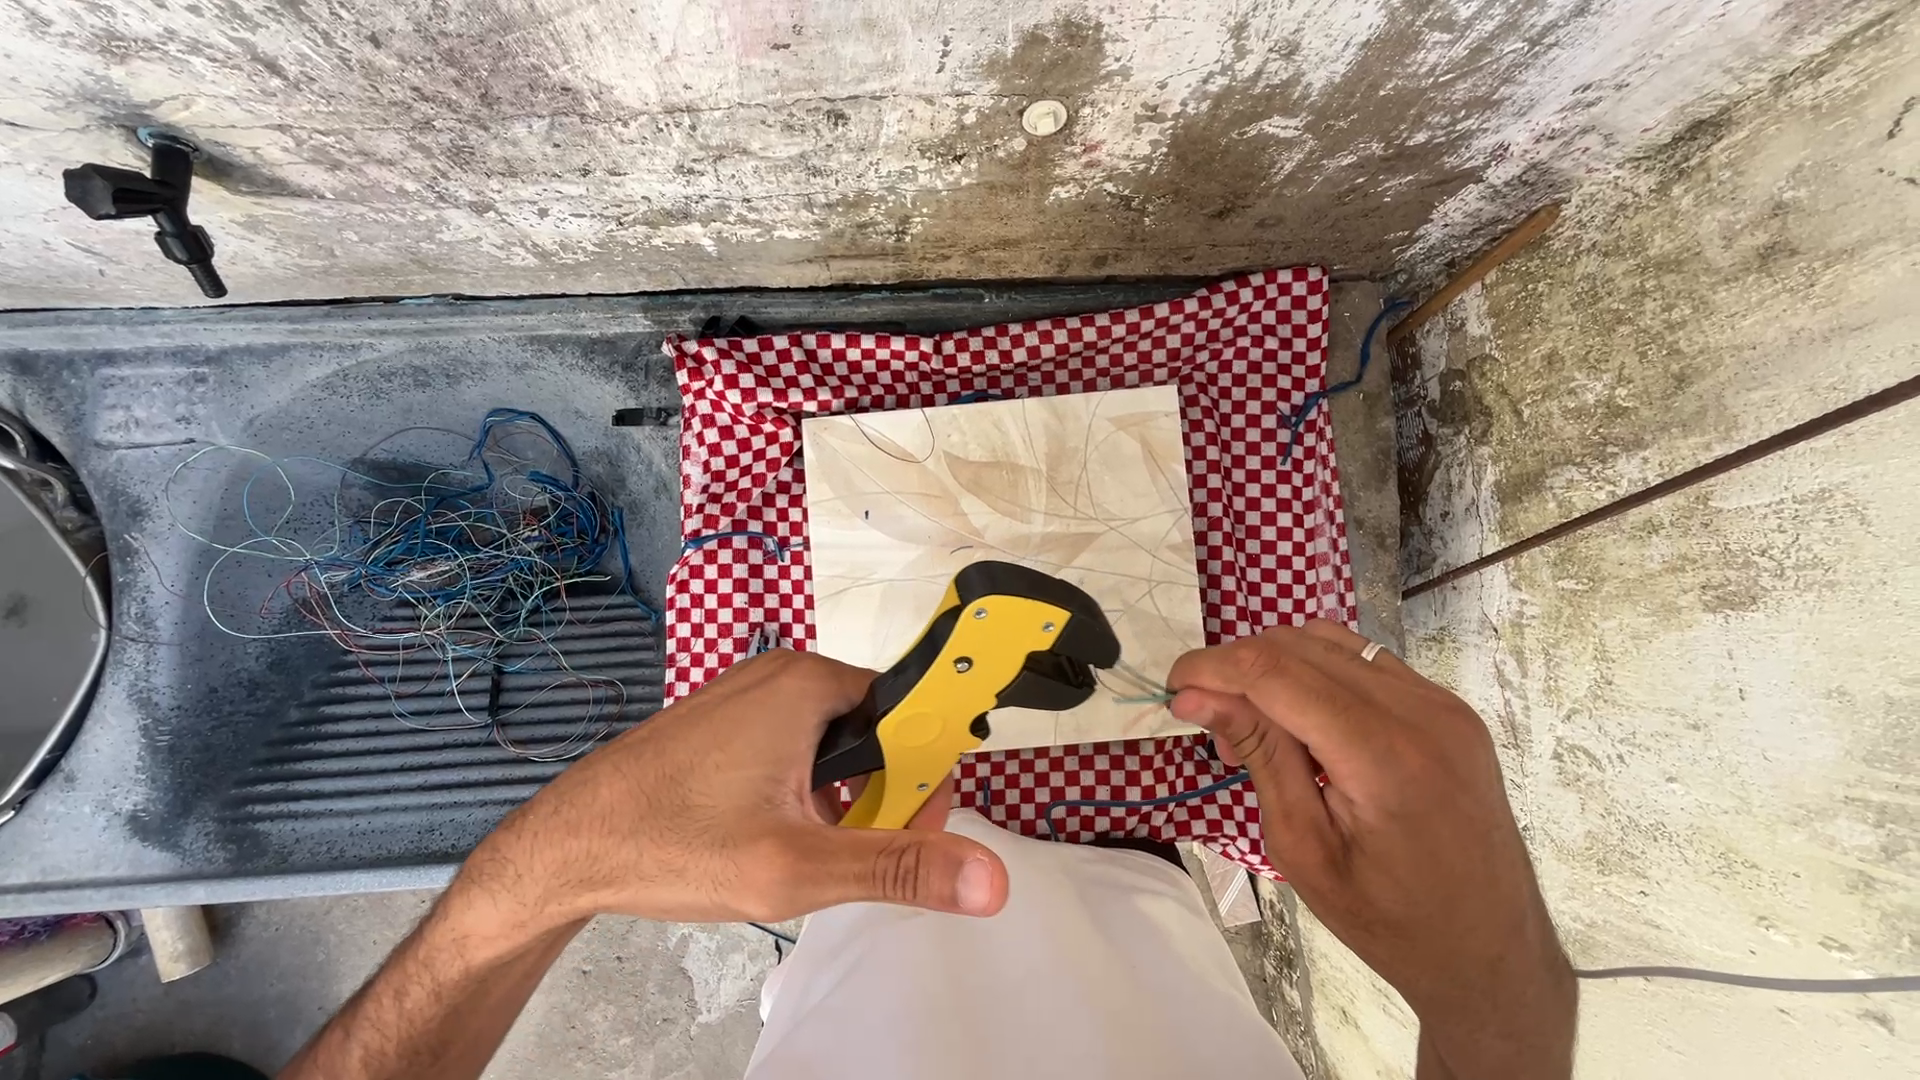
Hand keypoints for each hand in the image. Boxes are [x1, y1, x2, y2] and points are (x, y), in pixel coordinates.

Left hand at [460, 648, 1009, 930]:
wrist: (564, 846)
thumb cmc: (674, 842)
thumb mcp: (797, 868)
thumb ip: (898, 867)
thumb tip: (991, 879)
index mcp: (811, 683)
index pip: (913, 711)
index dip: (925, 772)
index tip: (912, 828)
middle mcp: (786, 673)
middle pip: (876, 726)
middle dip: (882, 791)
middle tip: (854, 850)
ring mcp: (753, 692)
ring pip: (837, 739)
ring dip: (844, 794)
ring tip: (812, 847)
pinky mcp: (731, 716)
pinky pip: (799, 741)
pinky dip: (809, 785)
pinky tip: (782, 829)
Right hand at [1167, 621, 1574, 1078]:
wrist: (1494, 955)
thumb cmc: (1389, 922)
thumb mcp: (1302, 848)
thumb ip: (1255, 754)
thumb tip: (1194, 696)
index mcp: (1383, 754)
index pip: (1273, 672)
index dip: (1210, 667)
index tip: (1171, 689)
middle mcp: (1420, 710)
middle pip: (1296, 646)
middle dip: (1235, 668)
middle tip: (1212, 726)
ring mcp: (1442, 703)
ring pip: (1327, 642)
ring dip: (1272, 666)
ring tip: (1256, 726)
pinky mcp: (1448, 708)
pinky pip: (1361, 660)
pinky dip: (1313, 673)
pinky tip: (1302, 720)